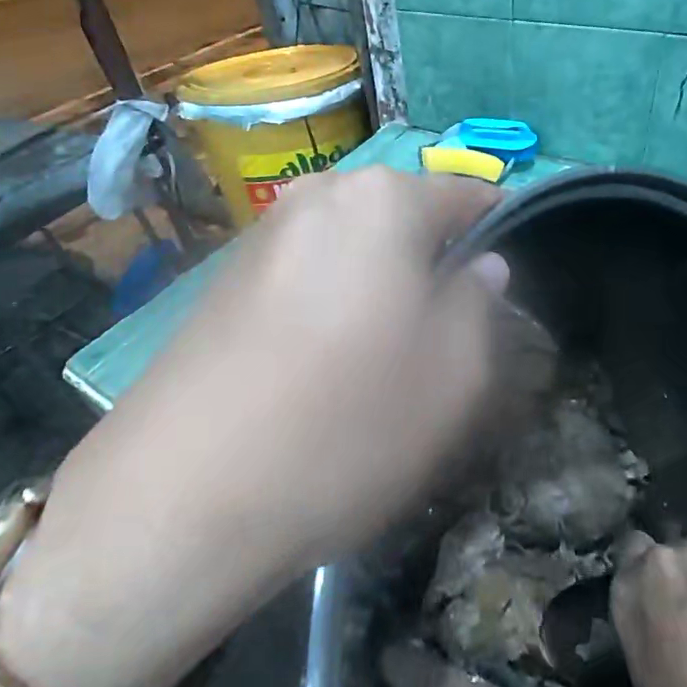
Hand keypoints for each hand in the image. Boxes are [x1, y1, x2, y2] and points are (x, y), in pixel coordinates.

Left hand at [0, 168, 529, 686]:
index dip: (497, 239)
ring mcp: (266, 230)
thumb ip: (479, 303)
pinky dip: (333, 302)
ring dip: (382, 288)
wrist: (180, 493)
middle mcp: (321, 193)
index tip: (507, 292)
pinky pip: (308, 271)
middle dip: (434, 267)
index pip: (468, 197)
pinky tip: (322, 366)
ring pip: (356, 248)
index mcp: (383, 199)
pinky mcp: (229, 272)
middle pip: (407, 220)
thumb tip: (482, 267)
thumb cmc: (342, 424)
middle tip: (444, 341)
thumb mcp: (453, 373)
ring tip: (383, 360)